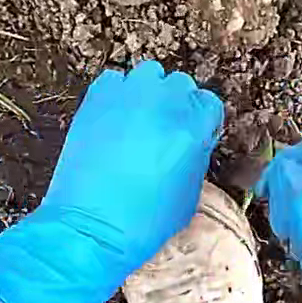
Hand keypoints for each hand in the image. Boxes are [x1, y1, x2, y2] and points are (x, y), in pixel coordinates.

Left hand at [0, 60, 223, 302]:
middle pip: (180, 84)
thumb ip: (197, 155)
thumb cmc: (146, 221)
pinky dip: (117, 93)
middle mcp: (166, 102)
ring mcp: (130, 95)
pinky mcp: (97, 97)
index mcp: (194, 127)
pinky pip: (114, 80)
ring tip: (138, 117)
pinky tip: (112, 117)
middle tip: (163, 128)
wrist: (92, 228)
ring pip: (148, 74)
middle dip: (175, 104)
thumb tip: (192, 141)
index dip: (201, 120)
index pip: (209, 103)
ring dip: (148, 91)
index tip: (192, 134)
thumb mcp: (190, 194)